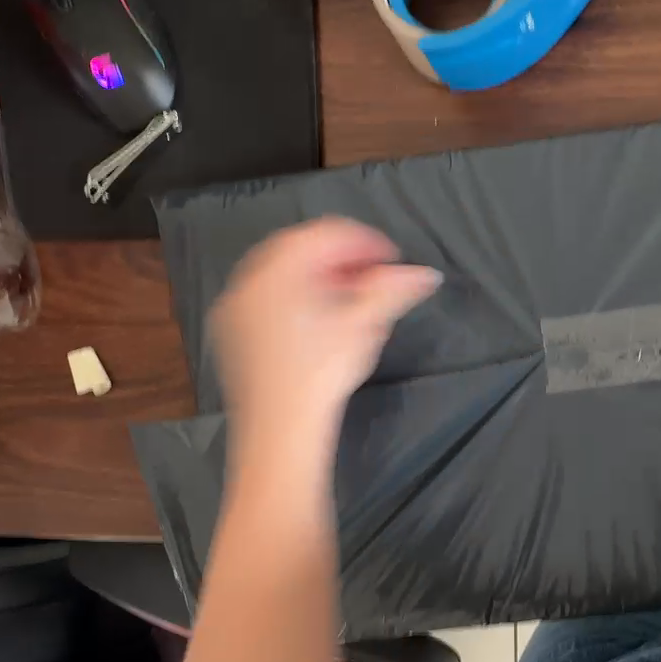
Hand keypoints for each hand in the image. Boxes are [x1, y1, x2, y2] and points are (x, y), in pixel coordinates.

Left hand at [211, 218, 440, 456]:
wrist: (280, 428)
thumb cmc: (322, 374)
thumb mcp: (365, 327)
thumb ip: (394, 292)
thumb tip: (427, 274)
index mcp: (280, 268)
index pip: (327, 233)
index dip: (366, 242)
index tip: (394, 263)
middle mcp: (251, 278)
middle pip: (303, 251)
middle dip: (344, 262)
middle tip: (376, 284)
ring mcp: (237, 306)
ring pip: (284, 276)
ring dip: (322, 280)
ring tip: (353, 306)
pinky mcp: (234, 333)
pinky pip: (269, 300)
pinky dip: (298, 300)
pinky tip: (321, 327)